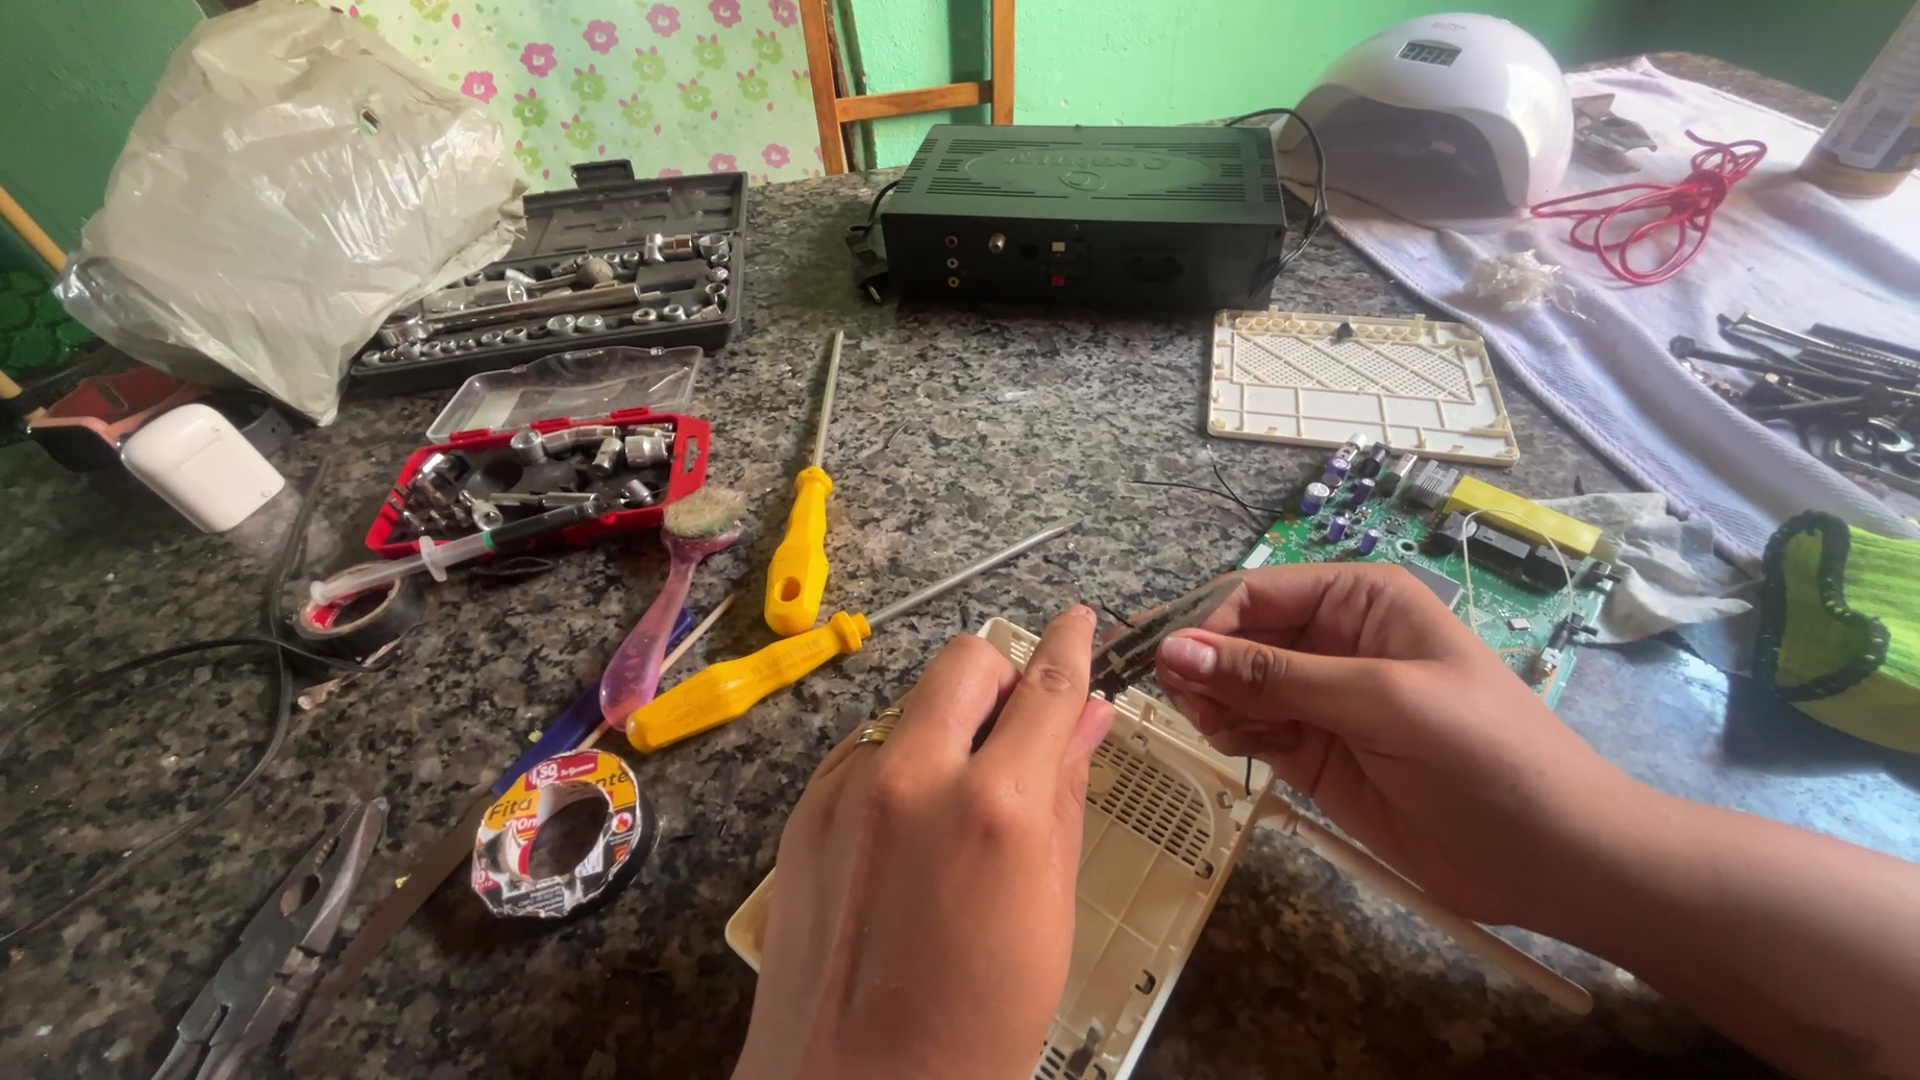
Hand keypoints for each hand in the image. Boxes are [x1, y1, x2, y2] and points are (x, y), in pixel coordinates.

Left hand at [734, 607, 1112, 1079]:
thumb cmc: (978, 1022)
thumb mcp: (1049, 911)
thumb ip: (1066, 793)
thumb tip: (1088, 717)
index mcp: (995, 806)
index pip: (1045, 687)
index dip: (1069, 645)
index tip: (1078, 620)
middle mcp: (913, 774)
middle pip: (965, 659)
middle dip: (1000, 675)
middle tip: (1015, 726)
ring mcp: (847, 785)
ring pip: (913, 702)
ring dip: (948, 723)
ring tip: (958, 798)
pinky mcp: (806, 805)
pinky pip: (868, 748)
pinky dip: (901, 761)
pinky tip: (906, 827)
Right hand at [1153, 565, 1645, 928]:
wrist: (1553, 859)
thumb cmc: (1482, 753)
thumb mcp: (1377, 700)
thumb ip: (1271, 676)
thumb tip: (1172, 650)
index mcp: (1356, 599)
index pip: (1255, 593)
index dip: (1206, 622)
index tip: (1168, 663)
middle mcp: (1330, 639)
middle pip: (1235, 638)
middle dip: (1206, 667)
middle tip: (1189, 707)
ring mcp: (1318, 696)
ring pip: (1232, 684)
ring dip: (1213, 703)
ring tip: (1220, 731)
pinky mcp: (1309, 746)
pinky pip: (1247, 725)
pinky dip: (1230, 733)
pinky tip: (1241, 747)